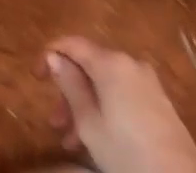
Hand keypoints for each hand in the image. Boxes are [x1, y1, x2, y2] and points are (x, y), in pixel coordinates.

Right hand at [46, 38, 195, 172]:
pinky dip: (105, 110)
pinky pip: (122, 96)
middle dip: (68, 90)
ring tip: (72, 139)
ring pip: (105, 85)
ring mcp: (148, 83)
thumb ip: (70, 86)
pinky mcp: (160, 103)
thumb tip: (54, 57)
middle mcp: (131, 64)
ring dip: (84, 105)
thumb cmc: (126, 150)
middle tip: (55, 121)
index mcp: (111, 63)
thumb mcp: (89, 122)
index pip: (72, 44)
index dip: (49, 54)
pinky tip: (97, 138)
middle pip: (89, 66)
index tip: (36, 77)